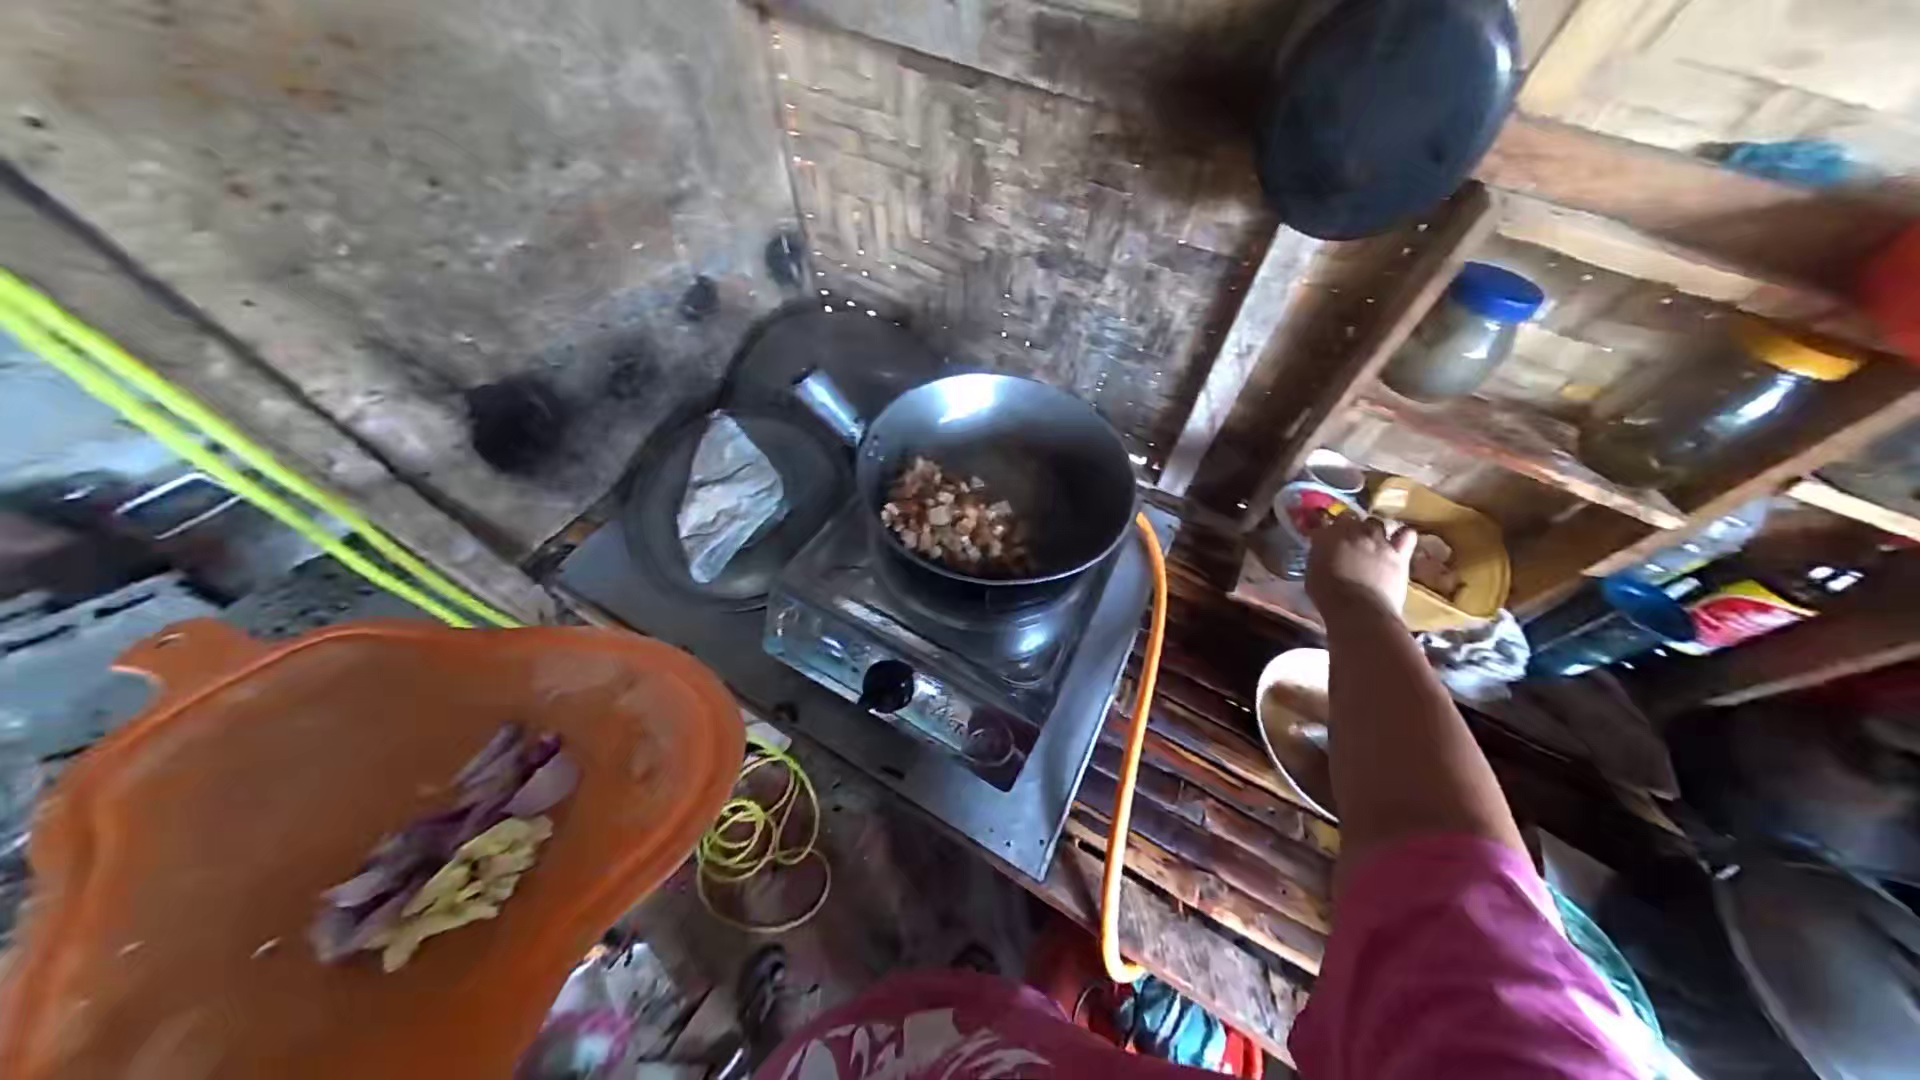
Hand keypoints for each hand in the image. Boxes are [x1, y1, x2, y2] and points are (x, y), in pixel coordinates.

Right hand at [1306, 514, 1416, 620]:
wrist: (1359, 609)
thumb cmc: (1328, 596)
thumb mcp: (1313, 573)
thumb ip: (1318, 556)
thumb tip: (1322, 551)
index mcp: (1326, 537)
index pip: (1322, 521)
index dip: (1322, 524)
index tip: (1322, 531)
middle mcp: (1352, 532)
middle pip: (1350, 517)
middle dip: (1347, 524)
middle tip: (1346, 536)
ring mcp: (1378, 541)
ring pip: (1375, 522)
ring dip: (1371, 528)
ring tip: (1371, 539)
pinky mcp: (1399, 553)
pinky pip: (1406, 534)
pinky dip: (1402, 535)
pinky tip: (1398, 541)